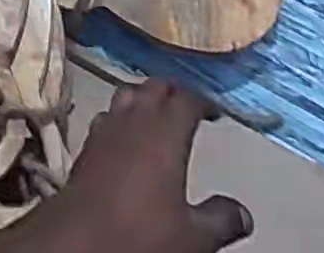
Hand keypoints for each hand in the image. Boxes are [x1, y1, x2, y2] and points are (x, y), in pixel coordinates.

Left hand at [0, 80, 250, 252]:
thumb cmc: (141, 234)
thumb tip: (243, 213)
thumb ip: (220, 220)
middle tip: (187, 105)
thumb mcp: (193, 237)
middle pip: (155, 86)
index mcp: (165, 131)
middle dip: (172, 91)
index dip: (203, 101)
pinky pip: (107, 115)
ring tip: (156, 112)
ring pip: (127, 93)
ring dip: (143, 97)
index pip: (186, 98)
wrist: (79, 240)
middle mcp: (135, 118)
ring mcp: (106, 126)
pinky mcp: (87, 142)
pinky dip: (120, 116)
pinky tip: (124, 134)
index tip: (215, 111)